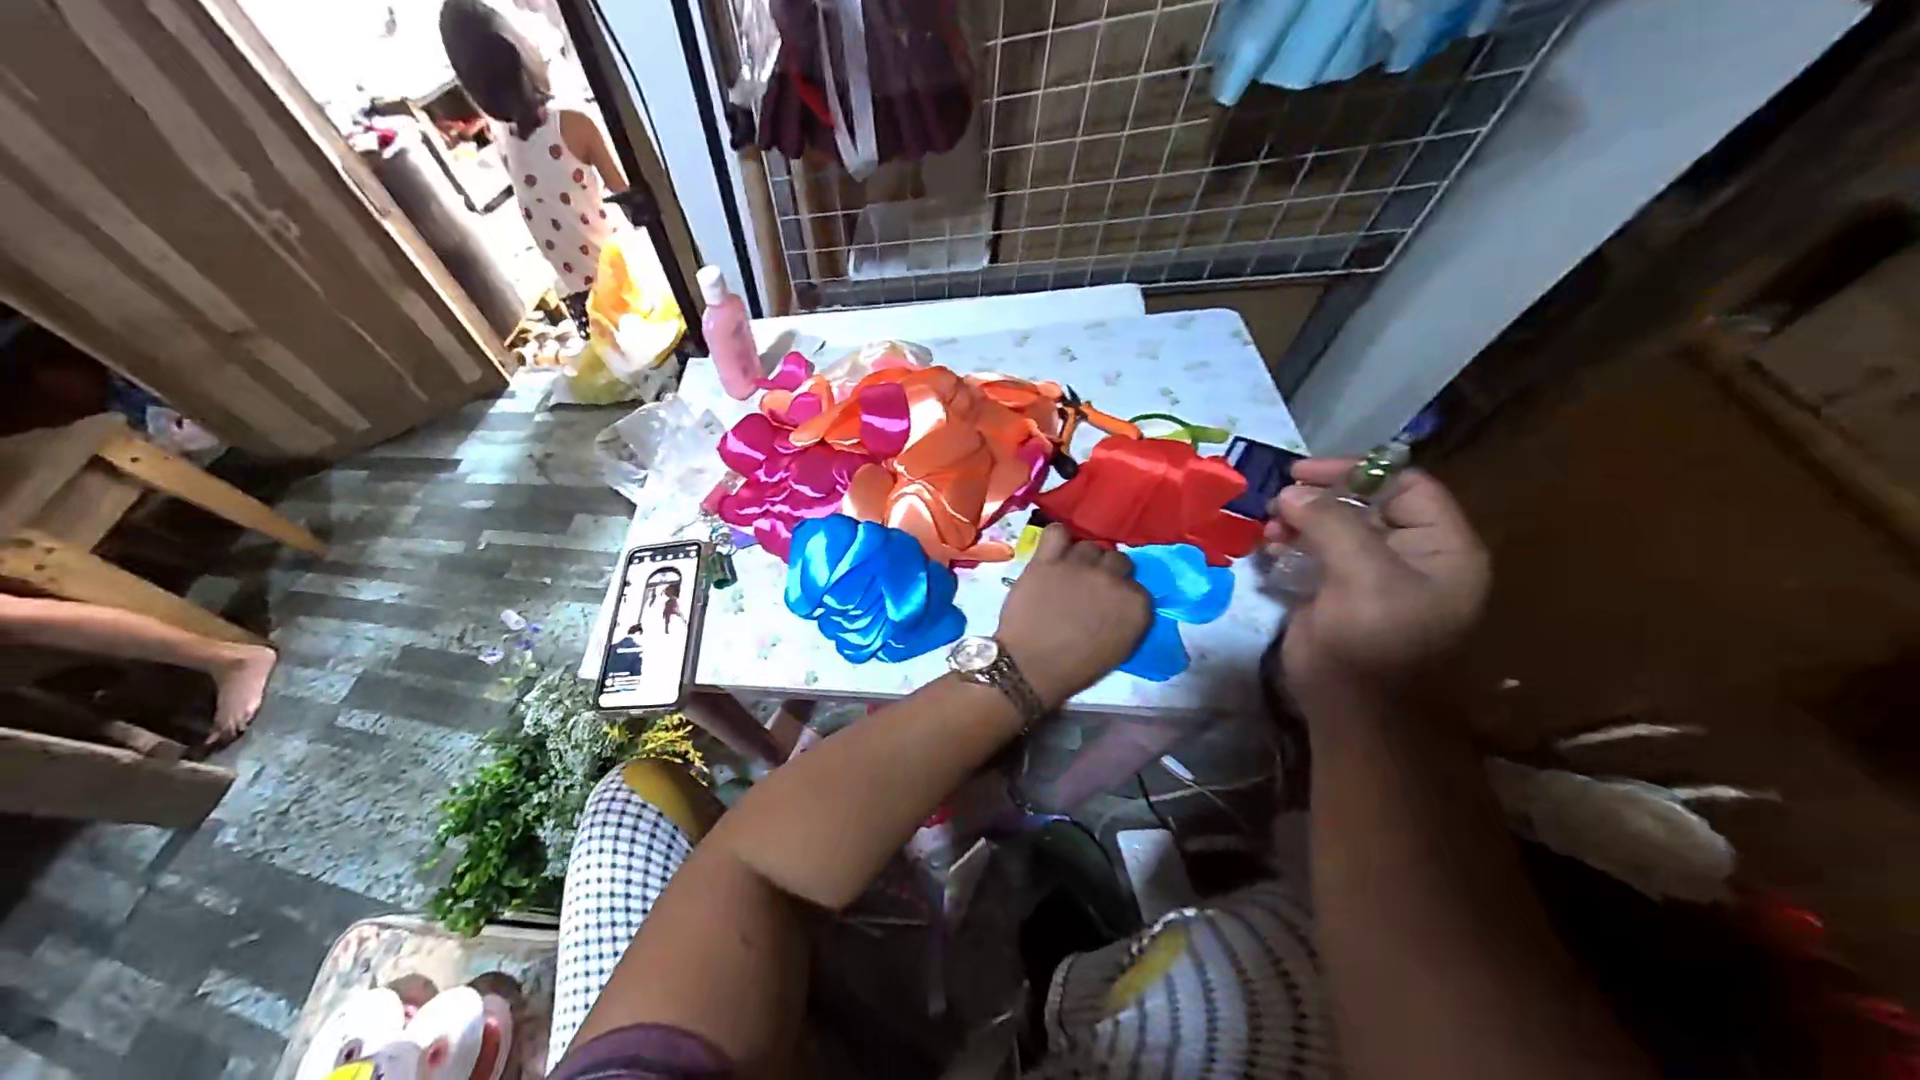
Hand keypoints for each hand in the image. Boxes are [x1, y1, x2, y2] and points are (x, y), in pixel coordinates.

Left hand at [997, 525, 1152, 707]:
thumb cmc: (1076, 668)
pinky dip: (1057, 538)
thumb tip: (1124, 601)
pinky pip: (1057, 532)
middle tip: (1089, 587)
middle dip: (1105, 571)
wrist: (1031, 666)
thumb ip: (1129, 618)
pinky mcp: (1047, 560)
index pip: (1137, 584)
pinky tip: (1053, 552)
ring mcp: (1079, 566)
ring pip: (1088, 546)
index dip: (1121, 591)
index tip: (1109, 602)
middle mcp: (1112, 579)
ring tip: (1068, 574)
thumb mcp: (1120, 648)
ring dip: (1082, 558)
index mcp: (1136, 604)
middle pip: (1116, 558)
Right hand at [1267, 459, 1489, 700]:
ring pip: (1334, 529)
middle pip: (1365, 505)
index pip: (1405, 486)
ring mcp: (1372, 577)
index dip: (1355, 473)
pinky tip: (1268, 547)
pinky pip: (1315, 555)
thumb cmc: (1375, 642)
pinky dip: (1291, 545)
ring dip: (1299, 521)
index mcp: (1440, 548)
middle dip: (1319, 499)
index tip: (1303, 473)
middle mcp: (1411, 556)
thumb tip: (1290, 492)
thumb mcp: (1363, 575)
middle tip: (1278, 500)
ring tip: (1269, 528)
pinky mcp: (1338, 595)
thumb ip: (1331, 524)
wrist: (1356, 713)